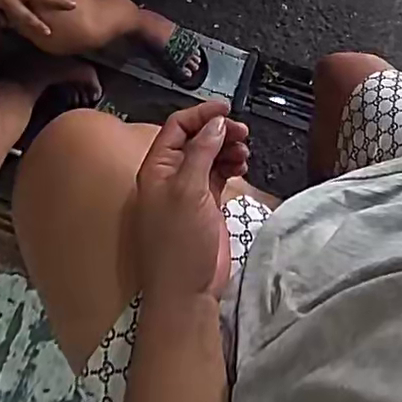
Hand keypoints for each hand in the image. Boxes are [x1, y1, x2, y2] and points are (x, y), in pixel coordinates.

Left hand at [134, 102, 251, 301]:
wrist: (186, 292)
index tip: (226, 109)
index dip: (201, 114)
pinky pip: (219, 172)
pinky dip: (231, 165)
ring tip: (244, 153)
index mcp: (157, 168)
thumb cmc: (179, 242)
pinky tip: (242, 167)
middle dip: (219, 131)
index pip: (177, 127)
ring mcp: (189, 190)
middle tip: (242, 132)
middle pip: (196, 138)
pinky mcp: (205, 203)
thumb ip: (201, 152)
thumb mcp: (188, 191)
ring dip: (228, 147)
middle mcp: (171, 175)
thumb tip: (216, 123)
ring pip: (210, 154)